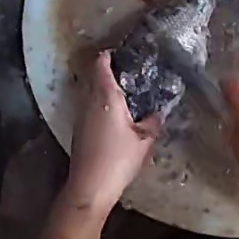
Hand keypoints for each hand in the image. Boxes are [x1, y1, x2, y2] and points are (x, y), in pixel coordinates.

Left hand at [65, 51, 160, 209]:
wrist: (90, 187)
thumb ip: (153, 122)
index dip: (108, 55)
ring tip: (125, 90)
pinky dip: (101, 103)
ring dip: (103, 88)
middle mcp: (90, 102)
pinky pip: (90, 107)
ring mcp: (81, 116)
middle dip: (108, 71)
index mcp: (106, 97)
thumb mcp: (145, 140)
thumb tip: (158, 113)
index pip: (101, 66)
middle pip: (94, 77)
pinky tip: (116, 113)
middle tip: (129, 70)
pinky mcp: (79, 130)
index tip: (120, 51)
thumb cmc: (118, 159)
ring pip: (91, 93)